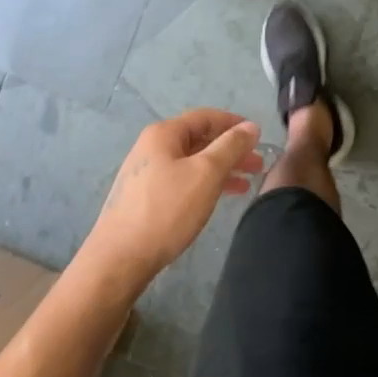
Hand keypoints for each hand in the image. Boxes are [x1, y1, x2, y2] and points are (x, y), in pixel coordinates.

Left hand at [84, 109, 263, 280]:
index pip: (206, 117)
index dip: (234, 123)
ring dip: (220, 170)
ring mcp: (145, 175)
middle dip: (230, 150)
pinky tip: (217, 199)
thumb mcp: (206, 173)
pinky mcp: (144, 200)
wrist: (118, 260)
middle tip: (258, 164)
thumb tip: (250, 126)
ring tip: (246, 184)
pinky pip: (182, 182)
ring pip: (192, 164)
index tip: (258, 136)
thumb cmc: (166, 210)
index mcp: (164, 135)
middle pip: (199, 140)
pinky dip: (204, 185)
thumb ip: (231, 146)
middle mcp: (152, 149)